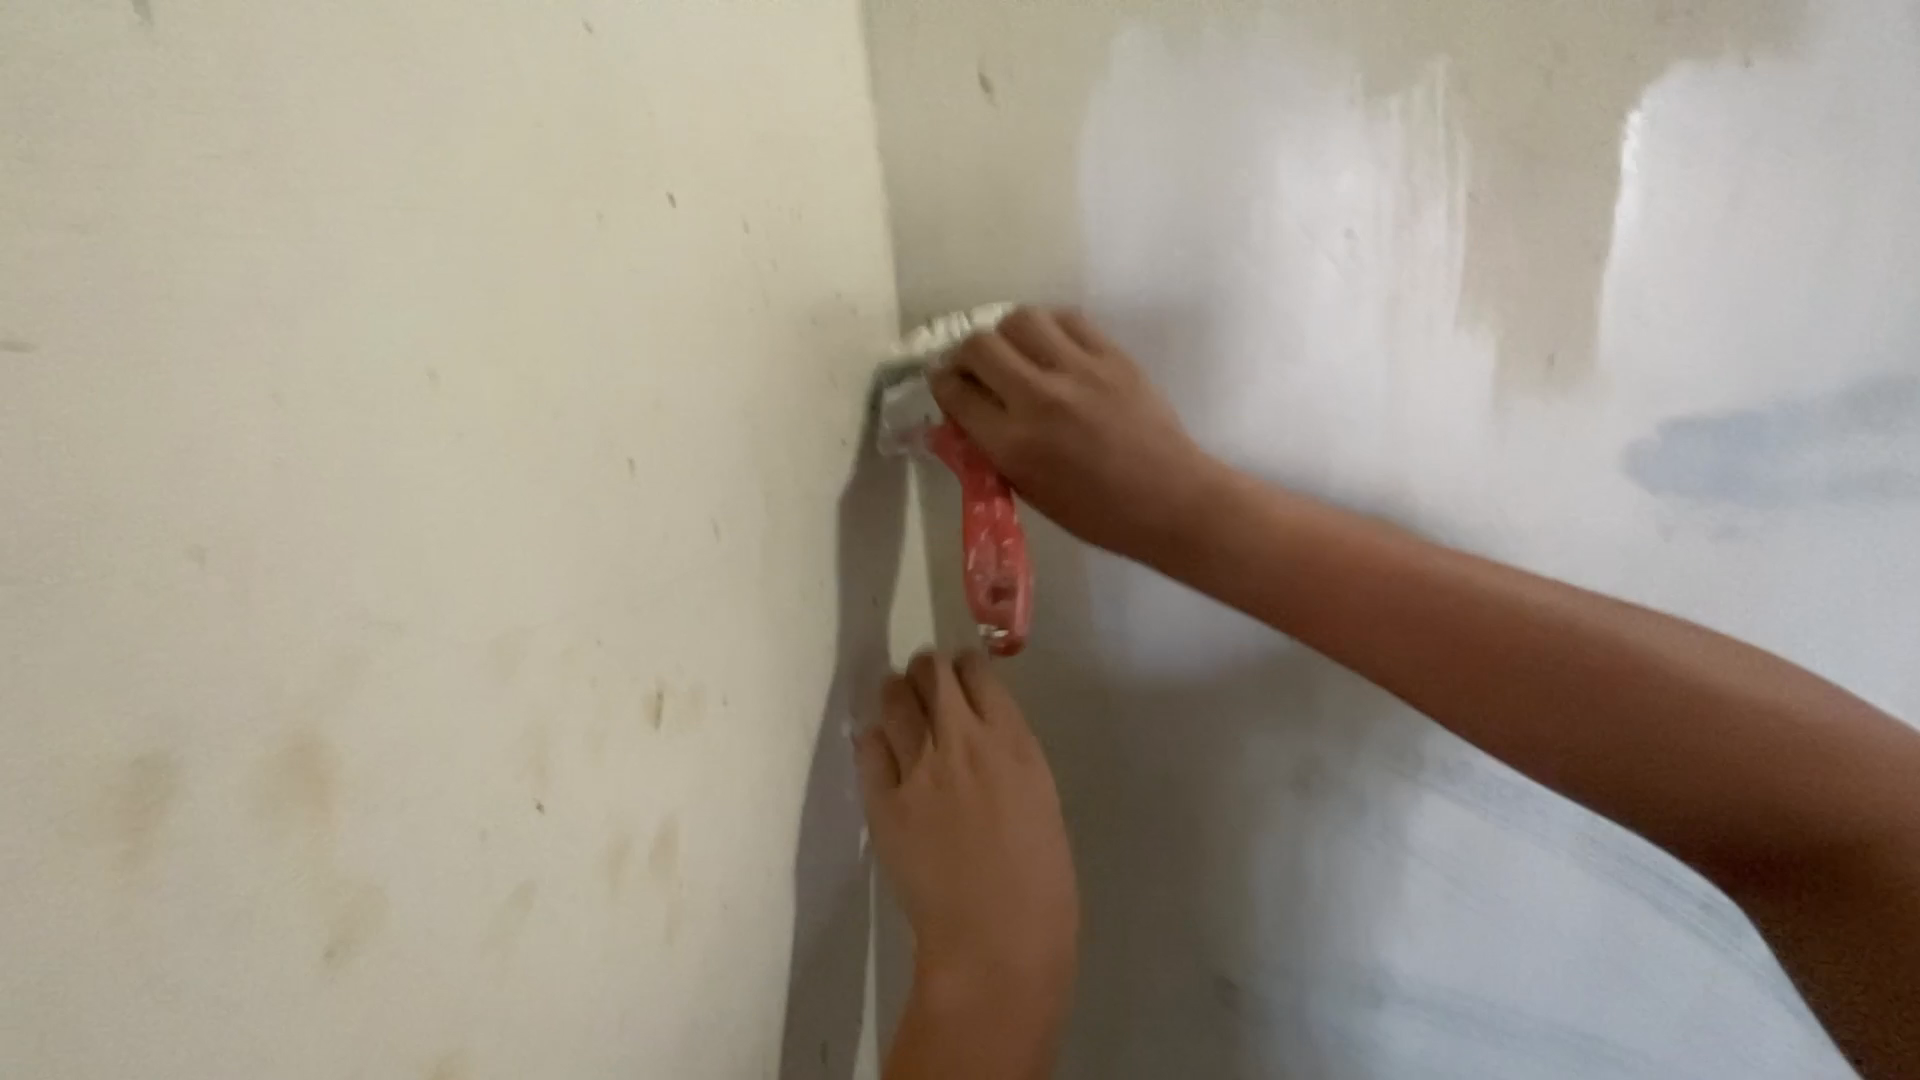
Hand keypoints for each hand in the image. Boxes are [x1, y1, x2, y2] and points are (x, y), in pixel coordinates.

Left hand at [855, 651, 1077, 1005]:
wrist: (996, 941)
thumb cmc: (1040, 879)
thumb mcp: (1039, 797)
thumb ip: (1007, 756)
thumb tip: (980, 734)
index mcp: (1011, 742)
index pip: (978, 673)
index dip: (966, 664)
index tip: (962, 667)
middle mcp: (963, 741)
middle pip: (932, 674)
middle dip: (927, 668)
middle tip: (925, 676)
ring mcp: (918, 768)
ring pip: (895, 700)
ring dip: (897, 691)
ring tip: (898, 696)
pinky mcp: (883, 800)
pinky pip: (869, 747)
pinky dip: (875, 738)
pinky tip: (882, 744)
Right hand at [930, 306, 1222, 560]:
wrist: (1169, 499)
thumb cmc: (1096, 513)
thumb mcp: (1030, 491)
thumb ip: (991, 450)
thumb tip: (962, 416)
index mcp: (1014, 444)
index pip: (956, 393)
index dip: (942, 383)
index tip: (946, 383)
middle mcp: (1038, 399)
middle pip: (979, 346)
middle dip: (966, 354)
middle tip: (975, 367)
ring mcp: (1078, 370)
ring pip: (1020, 319)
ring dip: (1006, 333)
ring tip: (1015, 353)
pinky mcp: (1112, 355)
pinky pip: (1066, 319)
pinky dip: (1048, 327)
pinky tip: (1051, 346)